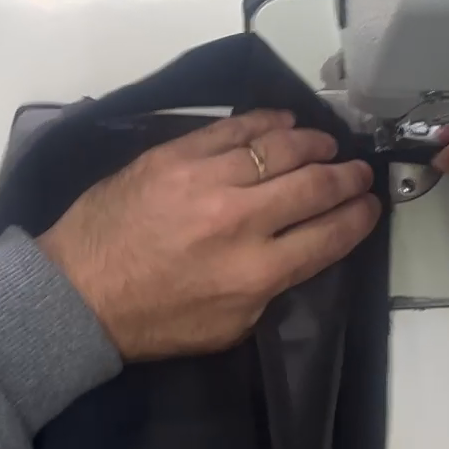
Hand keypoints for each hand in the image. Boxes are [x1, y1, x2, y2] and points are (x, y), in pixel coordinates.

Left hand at [39, 109, 380, 358]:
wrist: (78, 292)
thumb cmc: (152, 319)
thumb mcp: (227, 328)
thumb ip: (270, 289)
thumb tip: (297, 249)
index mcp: (256, 273)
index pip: (329, 236)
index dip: (359, 217)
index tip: (370, 206)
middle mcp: (240, 221)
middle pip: (314, 186)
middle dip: (347, 177)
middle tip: (358, 171)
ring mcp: (207, 181)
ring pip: (280, 148)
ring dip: (314, 144)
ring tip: (327, 144)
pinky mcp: (177, 155)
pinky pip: (233, 128)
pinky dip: (266, 121)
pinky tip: (284, 121)